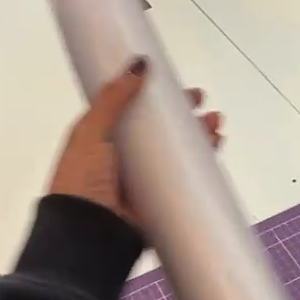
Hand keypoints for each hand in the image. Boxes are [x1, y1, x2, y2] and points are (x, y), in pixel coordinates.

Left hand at [49, 57, 223, 224]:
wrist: (87, 236)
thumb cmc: (83, 180)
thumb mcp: (91, 132)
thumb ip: (114, 98)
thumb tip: (140, 63)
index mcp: (101, 138)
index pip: (134, 109)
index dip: (156, 95)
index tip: (178, 87)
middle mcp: (123, 157)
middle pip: (160, 129)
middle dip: (184, 116)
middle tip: (204, 105)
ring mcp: (142, 180)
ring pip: (176, 152)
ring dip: (198, 137)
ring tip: (216, 126)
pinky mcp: (158, 201)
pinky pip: (183, 178)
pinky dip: (201, 164)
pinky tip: (216, 151)